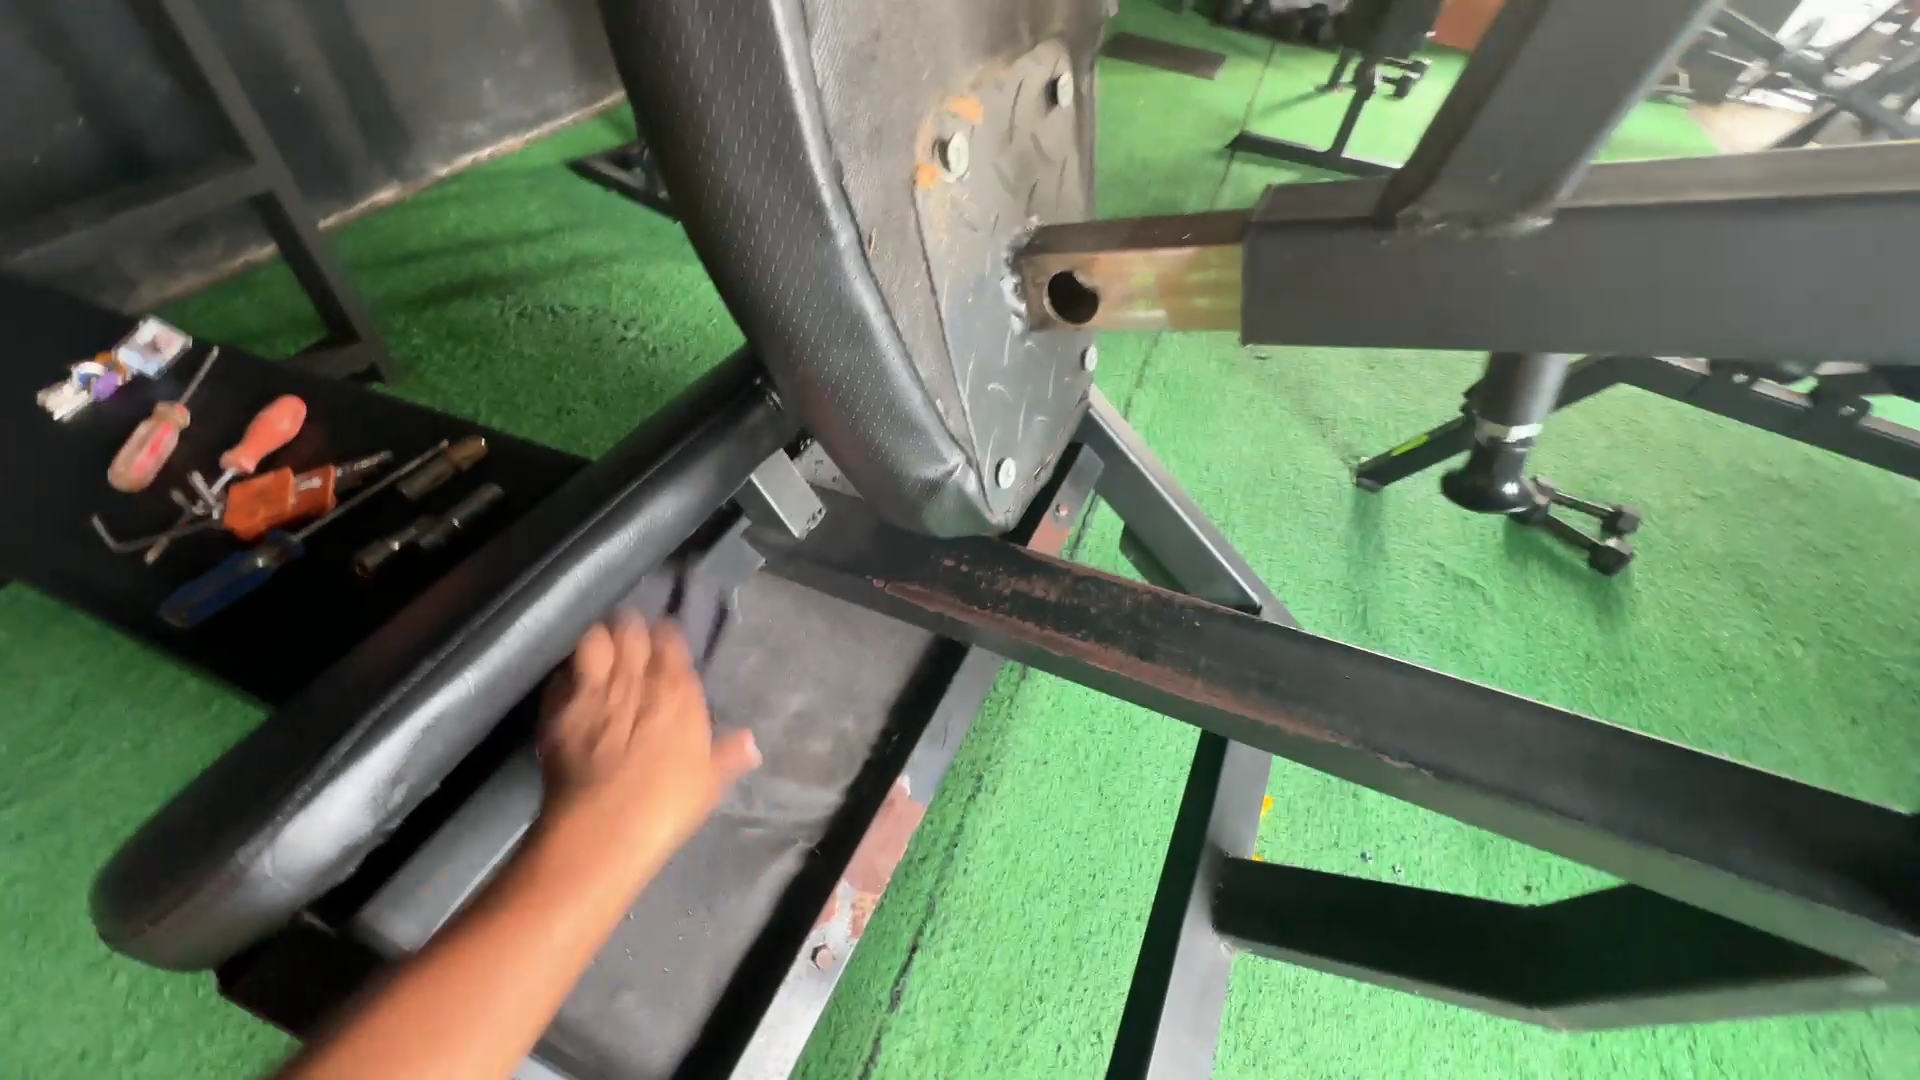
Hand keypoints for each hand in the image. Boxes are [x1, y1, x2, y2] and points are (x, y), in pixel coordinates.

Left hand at [537, 615, 759, 857]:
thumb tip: (751, 743)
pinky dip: (568, 673)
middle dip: (630, 629)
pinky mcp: (556, 710)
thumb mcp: (710, 780)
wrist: (601, 830)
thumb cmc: (666, 803)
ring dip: (598, 640)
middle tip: (631, 635)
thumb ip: (729, 754)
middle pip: (629, 631)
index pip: (668, 639)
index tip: (664, 639)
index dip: (665, 635)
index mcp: (675, 688)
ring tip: (601, 648)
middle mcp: (633, 679)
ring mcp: (591, 691)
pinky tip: (572, 682)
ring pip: (593, 640)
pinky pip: (562, 675)